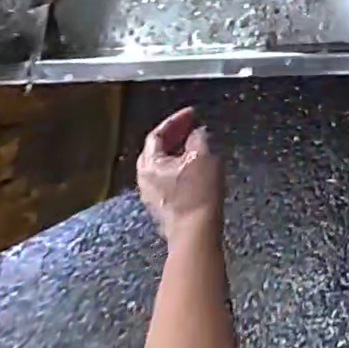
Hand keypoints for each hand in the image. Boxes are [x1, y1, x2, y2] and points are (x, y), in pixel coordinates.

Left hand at [138, 107, 222, 246]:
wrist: (196, 234)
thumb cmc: (198, 192)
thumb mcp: (203, 155)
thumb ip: (198, 137)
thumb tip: (197, 133)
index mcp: (150, 164)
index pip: (157, 134)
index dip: (175, 120)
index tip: (192, 113)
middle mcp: (145, 180)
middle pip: (156, 149)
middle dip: (174, 134)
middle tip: (192, 125)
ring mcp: (153, 196)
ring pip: (163, 165)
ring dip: (178, 151)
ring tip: (196, 143)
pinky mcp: (163, 208)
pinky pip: (168, 178)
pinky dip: (179, 166)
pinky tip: (195, 166)